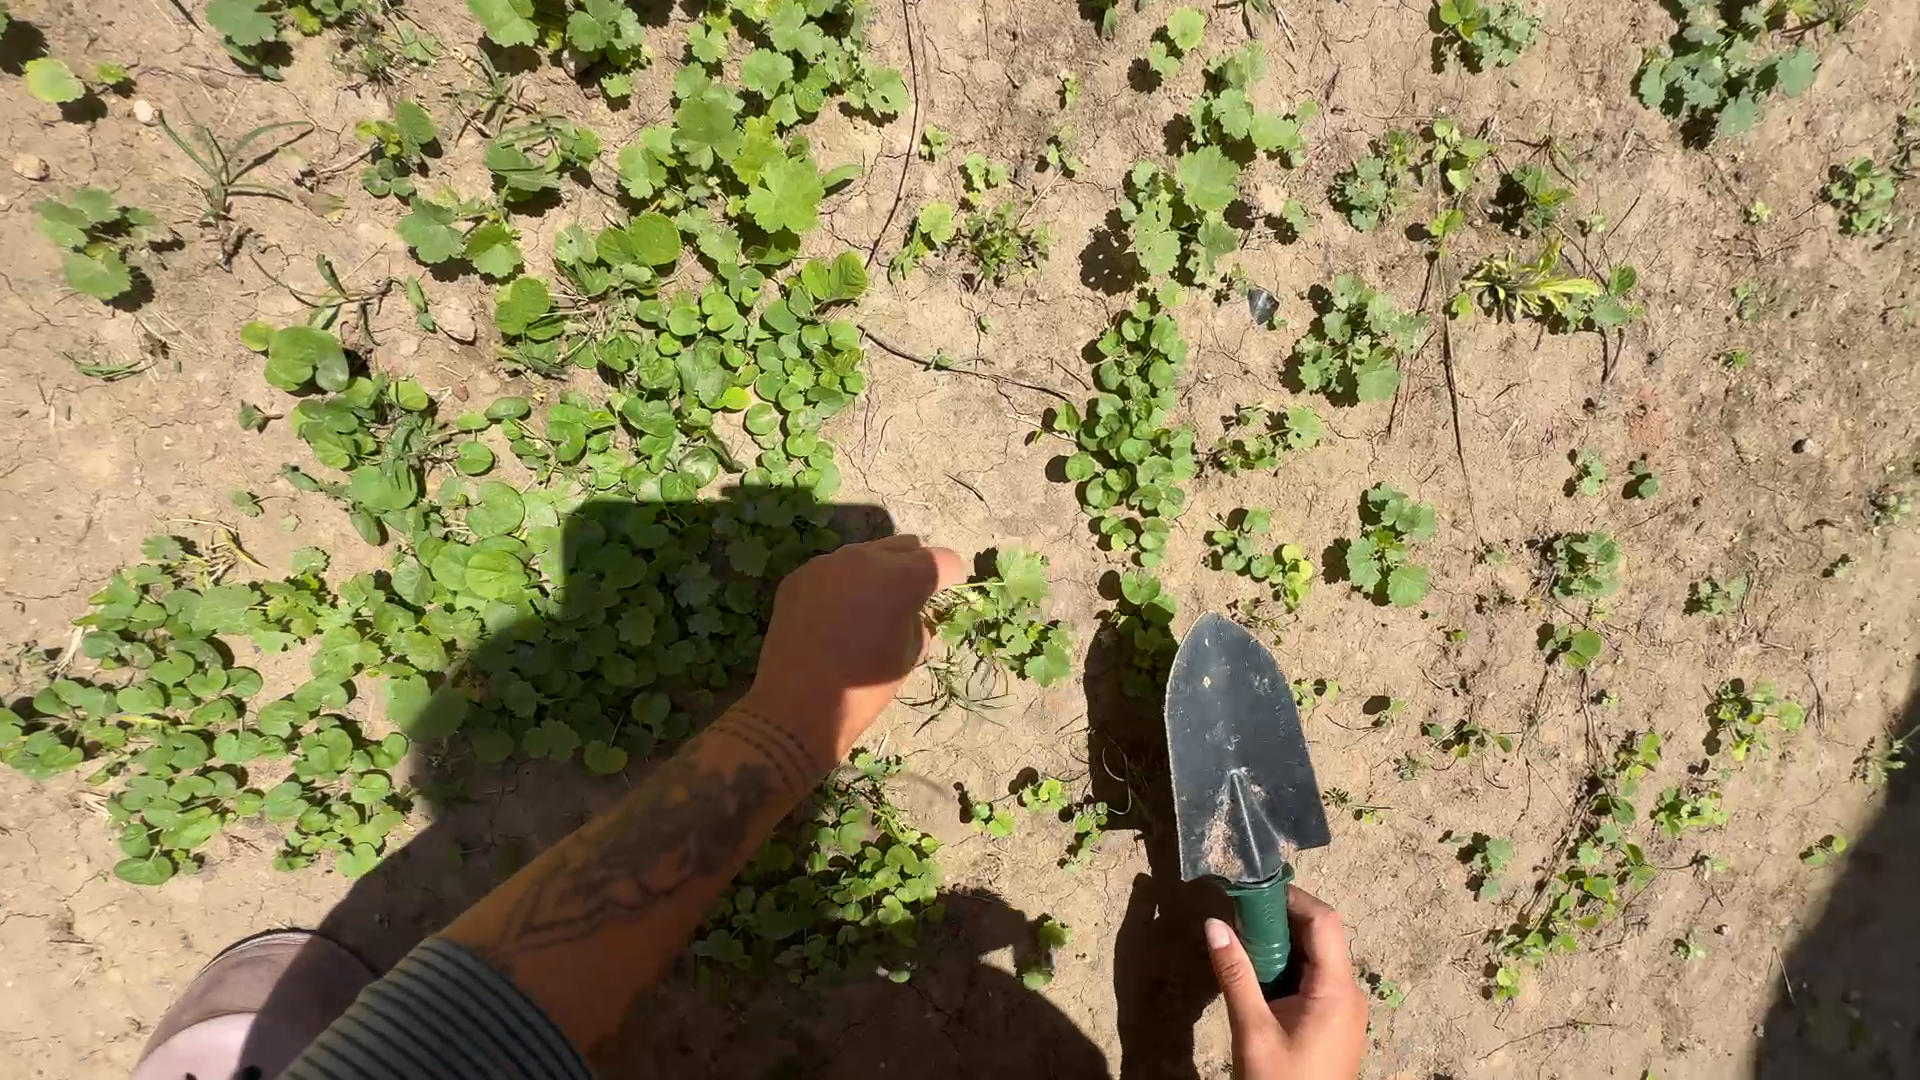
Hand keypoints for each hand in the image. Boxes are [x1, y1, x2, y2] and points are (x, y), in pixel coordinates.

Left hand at [742, 534, 963, 762]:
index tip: (950, 590)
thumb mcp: (911, 655)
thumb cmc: (864, 688)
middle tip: (912, 598)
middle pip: (905, 547)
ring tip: (871, 605)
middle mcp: (865, 558)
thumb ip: (920, 621)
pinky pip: (834, 569)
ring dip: (878, 572)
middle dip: (915, 567)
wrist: (796, 707)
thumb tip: (913, 611)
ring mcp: (827, 563)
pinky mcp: (799, 576)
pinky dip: (845, 583)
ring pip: (867, 553)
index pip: (942, 560)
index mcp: (901, 579)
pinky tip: (837, 614)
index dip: (953, 576)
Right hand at [1205, 888, 1366, 1079]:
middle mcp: (1348, 993)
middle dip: (1279, 916)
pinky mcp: (1331, 1020)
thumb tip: (1213, 922)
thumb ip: (1235, 973)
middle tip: (1238, 912)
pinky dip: (1284, 962)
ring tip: (1241, 936)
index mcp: (1337, 991)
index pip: (1324, 921)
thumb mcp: (1253, 1031)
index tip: (1251, 892)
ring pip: (1314, 953)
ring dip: (1279, 939)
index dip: (1291, 898)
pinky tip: (1255, 968)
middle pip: (1320, 933)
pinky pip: (1311, 975)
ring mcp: (1342, 1008)